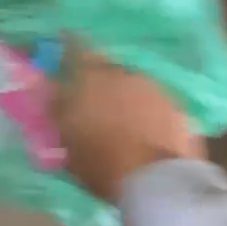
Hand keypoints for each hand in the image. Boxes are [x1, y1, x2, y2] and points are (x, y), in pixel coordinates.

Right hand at [54, 41, 203, 202]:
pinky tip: (140, 129)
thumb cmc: (99, 160)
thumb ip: (57, 106)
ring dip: (121, 95)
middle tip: (88, 97)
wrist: (156, 180)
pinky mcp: (176, 106)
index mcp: (90, 76)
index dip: (67, 45)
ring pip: (130, 83)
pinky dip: (143, 110)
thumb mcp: (65, 136)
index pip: (74, 46)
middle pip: (104, 67)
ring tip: (117, 118)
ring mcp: (153, 87)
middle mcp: (123, 72)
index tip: (61, 46)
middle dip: (95, 78)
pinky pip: (152, 101)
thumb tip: (50, 86)